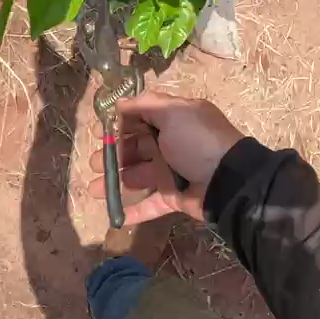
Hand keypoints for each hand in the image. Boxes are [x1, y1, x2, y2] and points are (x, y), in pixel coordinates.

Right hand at [84, 91, 245, 224]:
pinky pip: (149, 205)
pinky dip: (132, 211)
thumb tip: (120, 101)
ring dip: (114, 182)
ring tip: (94, 188)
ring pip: (136, 177)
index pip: (139, 120)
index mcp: (172, 122)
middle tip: (93, 163)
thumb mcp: (175, 113)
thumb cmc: (198, 142)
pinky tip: (113, 216)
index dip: (117, 125)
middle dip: (111, 155)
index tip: (98, 132)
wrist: (227, 181)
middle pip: (134, 149)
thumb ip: (147, 105)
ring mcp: (171, 173)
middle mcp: (170, 145)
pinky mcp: (172, 198)